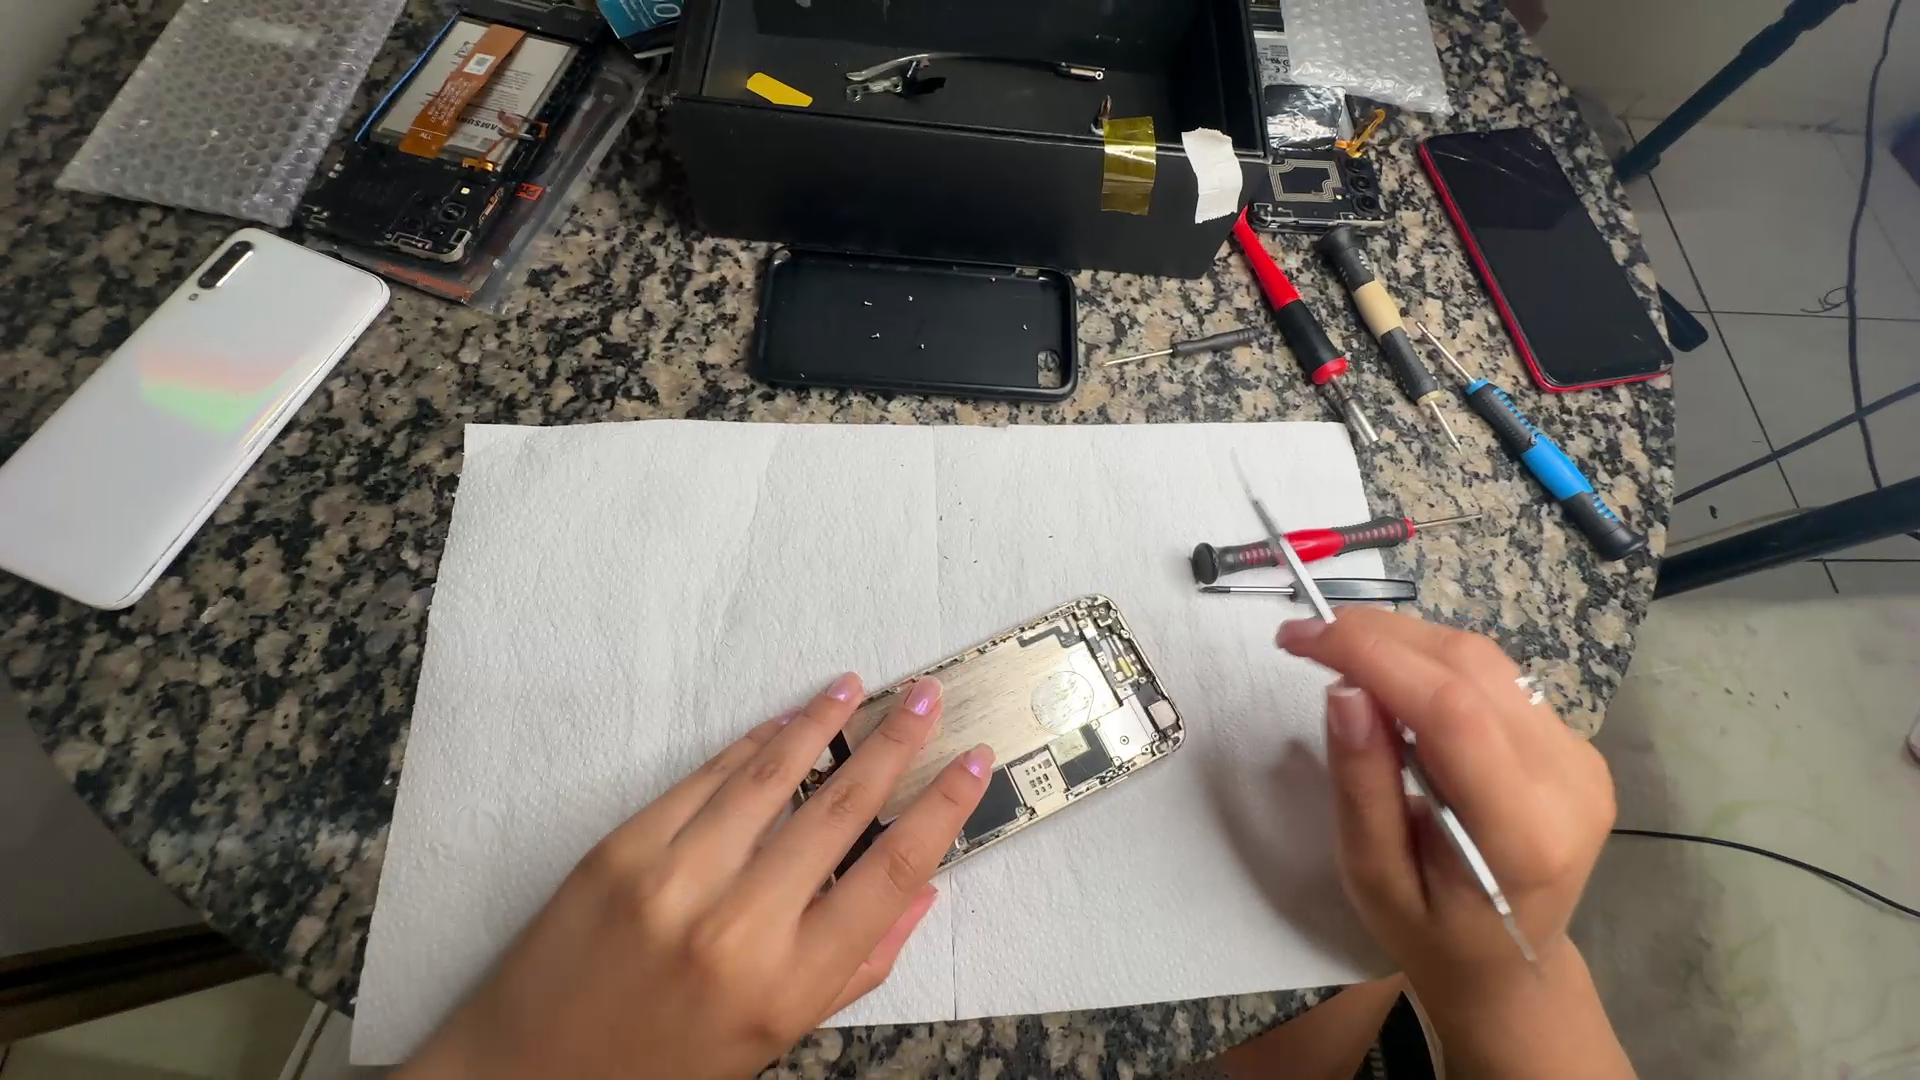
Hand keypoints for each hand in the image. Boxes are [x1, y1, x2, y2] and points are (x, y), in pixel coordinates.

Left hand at [397, 673, 993, 1079]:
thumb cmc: (667, 1066)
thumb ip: (857, 966)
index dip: (942, 809)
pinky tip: (785, 719)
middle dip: (894, 745)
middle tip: (927, 699)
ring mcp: (675, 876)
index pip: (891, 874)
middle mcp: (738, 925)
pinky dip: (753, 742)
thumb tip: (922, 889)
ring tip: (858, 688)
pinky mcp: (625, 845)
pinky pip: (708, 776)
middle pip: (840, 809)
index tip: (973, 762)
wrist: (526, 1076)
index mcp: (787, 983)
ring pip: (772, 774)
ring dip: (823, 723)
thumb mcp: (776, 1039)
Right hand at [1278, 609, 1615, 995]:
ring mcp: (1578, 756)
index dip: (1369, 655)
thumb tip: (1342, 690)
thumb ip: (1360, 783)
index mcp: (1522, 830)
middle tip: (1302, 637)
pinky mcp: (1568, 741)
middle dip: (1375, 634)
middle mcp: (1568, 781)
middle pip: (1467, 667)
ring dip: (1398, 638)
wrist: (1510, 962)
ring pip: (1479, 658)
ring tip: (1334, 648)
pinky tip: (1384, 675)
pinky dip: (1424, 658)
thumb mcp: (1371, 872)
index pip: (1448, 709)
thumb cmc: (1428, 930)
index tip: (1297, 636)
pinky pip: (1489, 674)